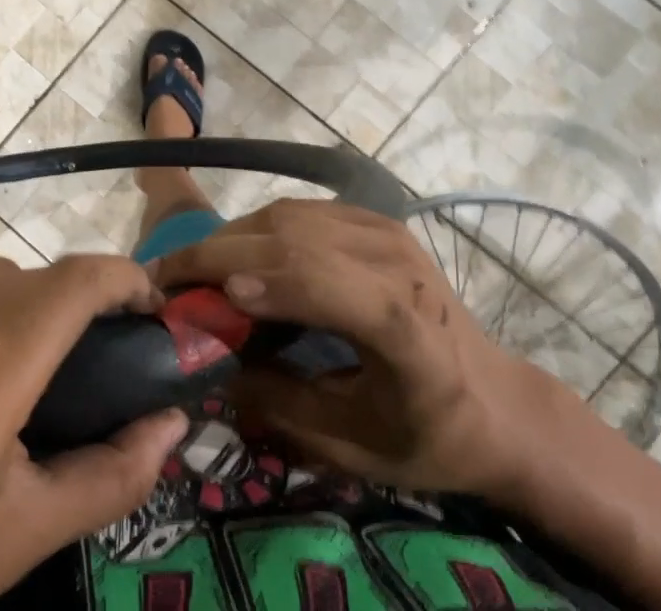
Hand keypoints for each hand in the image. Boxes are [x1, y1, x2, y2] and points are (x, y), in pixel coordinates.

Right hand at [148, 200, 590, 500]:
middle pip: (301, 244)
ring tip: (187, 270)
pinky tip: (230, 256)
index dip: (284, 287)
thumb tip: (209, 363)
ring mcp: (389, 237)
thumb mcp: (353, 448)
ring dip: (229, 239)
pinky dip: (252, 230)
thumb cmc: (426, 436)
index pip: (351, 295)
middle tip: (163, 282)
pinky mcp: (375, 222)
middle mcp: (404, 272)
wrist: (497, 404)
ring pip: (287, 217)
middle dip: (222, 257)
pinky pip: (295, 211)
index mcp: (415, 338)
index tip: (221, 299)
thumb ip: (279, 404)